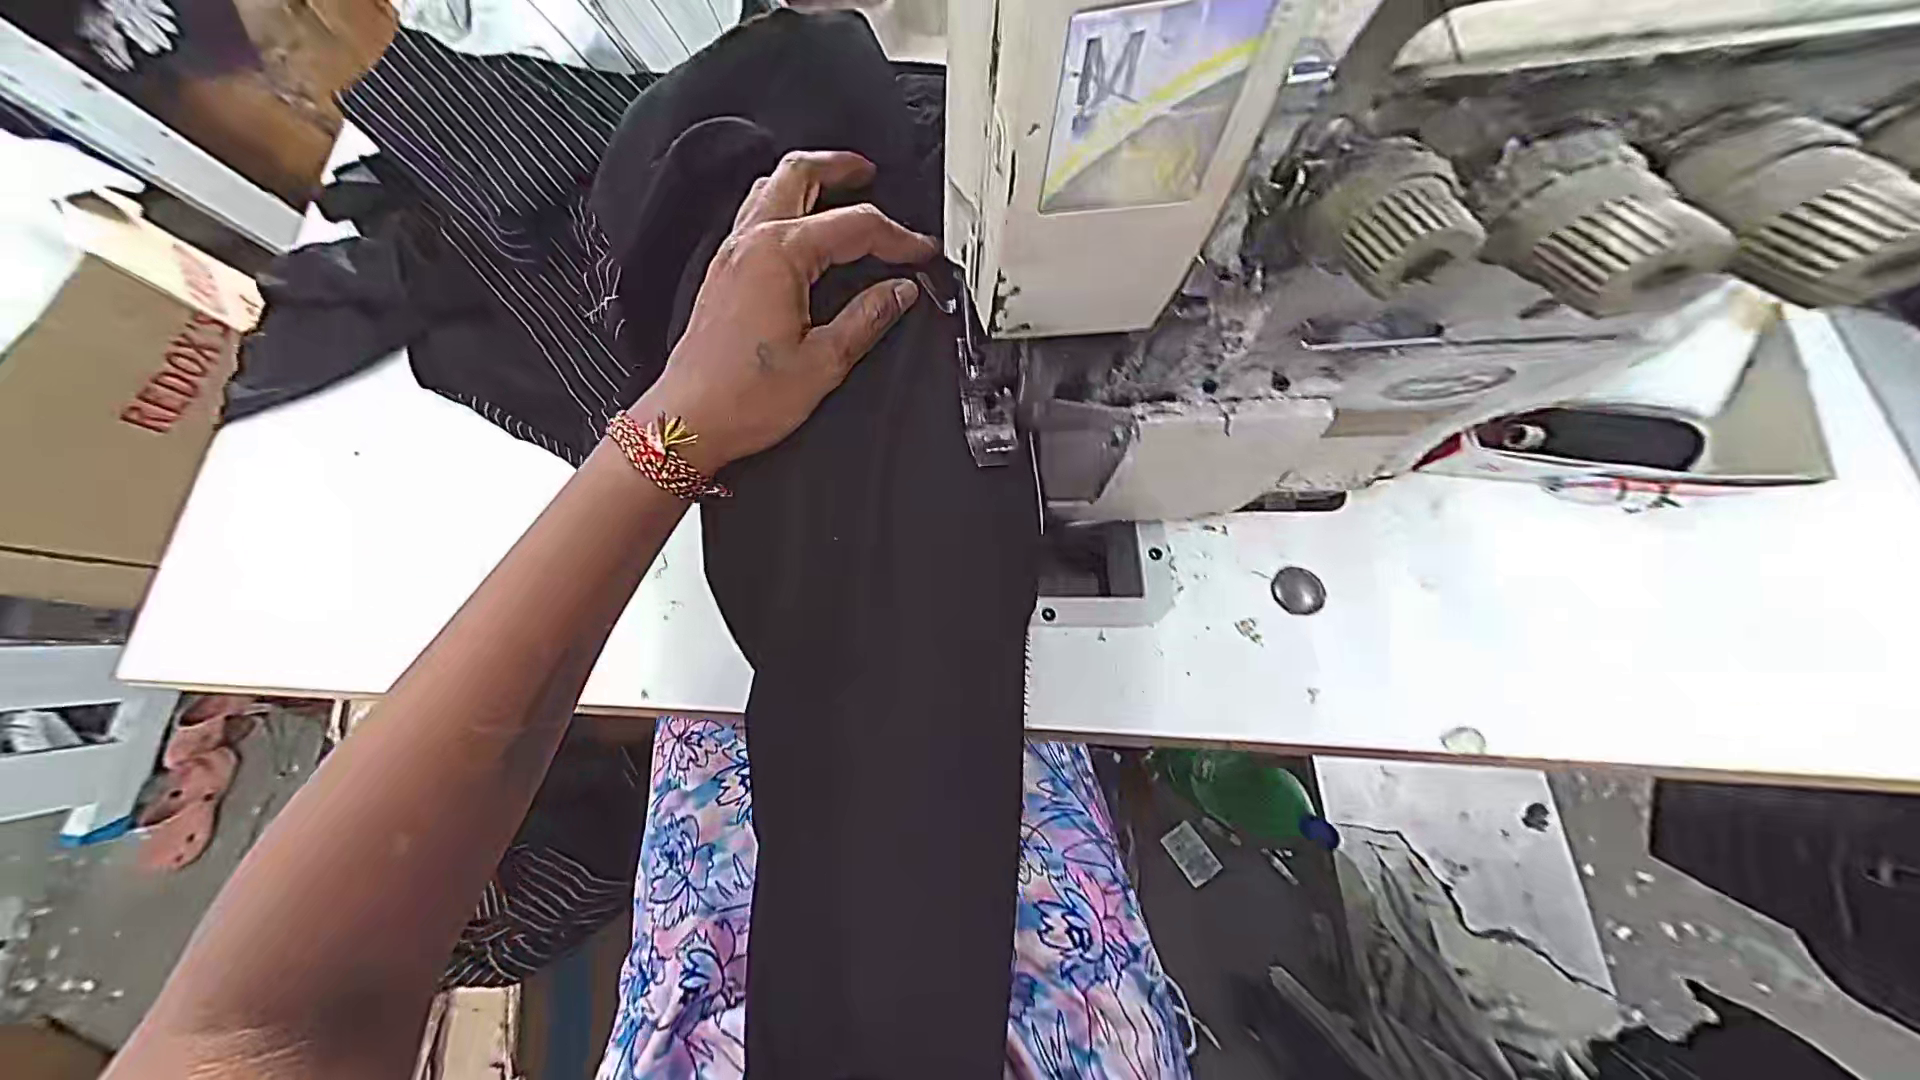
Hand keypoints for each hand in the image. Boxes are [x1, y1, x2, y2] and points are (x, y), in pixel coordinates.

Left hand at [634, 150, 937, 473]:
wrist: (690, 421)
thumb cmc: (745, 398)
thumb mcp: (824, 362)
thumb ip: (867, 318)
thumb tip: (899, 293)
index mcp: (779, 256)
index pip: (854, 226)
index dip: (898, 237)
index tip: (922, 252)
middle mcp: (749, 244)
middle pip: (799, 176)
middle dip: (840, 168)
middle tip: (870, 174)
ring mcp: (731, 257)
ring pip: (771, 189)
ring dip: (809, 181)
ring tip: (839, 190)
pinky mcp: (724, 276)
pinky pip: (755, 218)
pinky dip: (786, 208)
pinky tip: (802, 232)